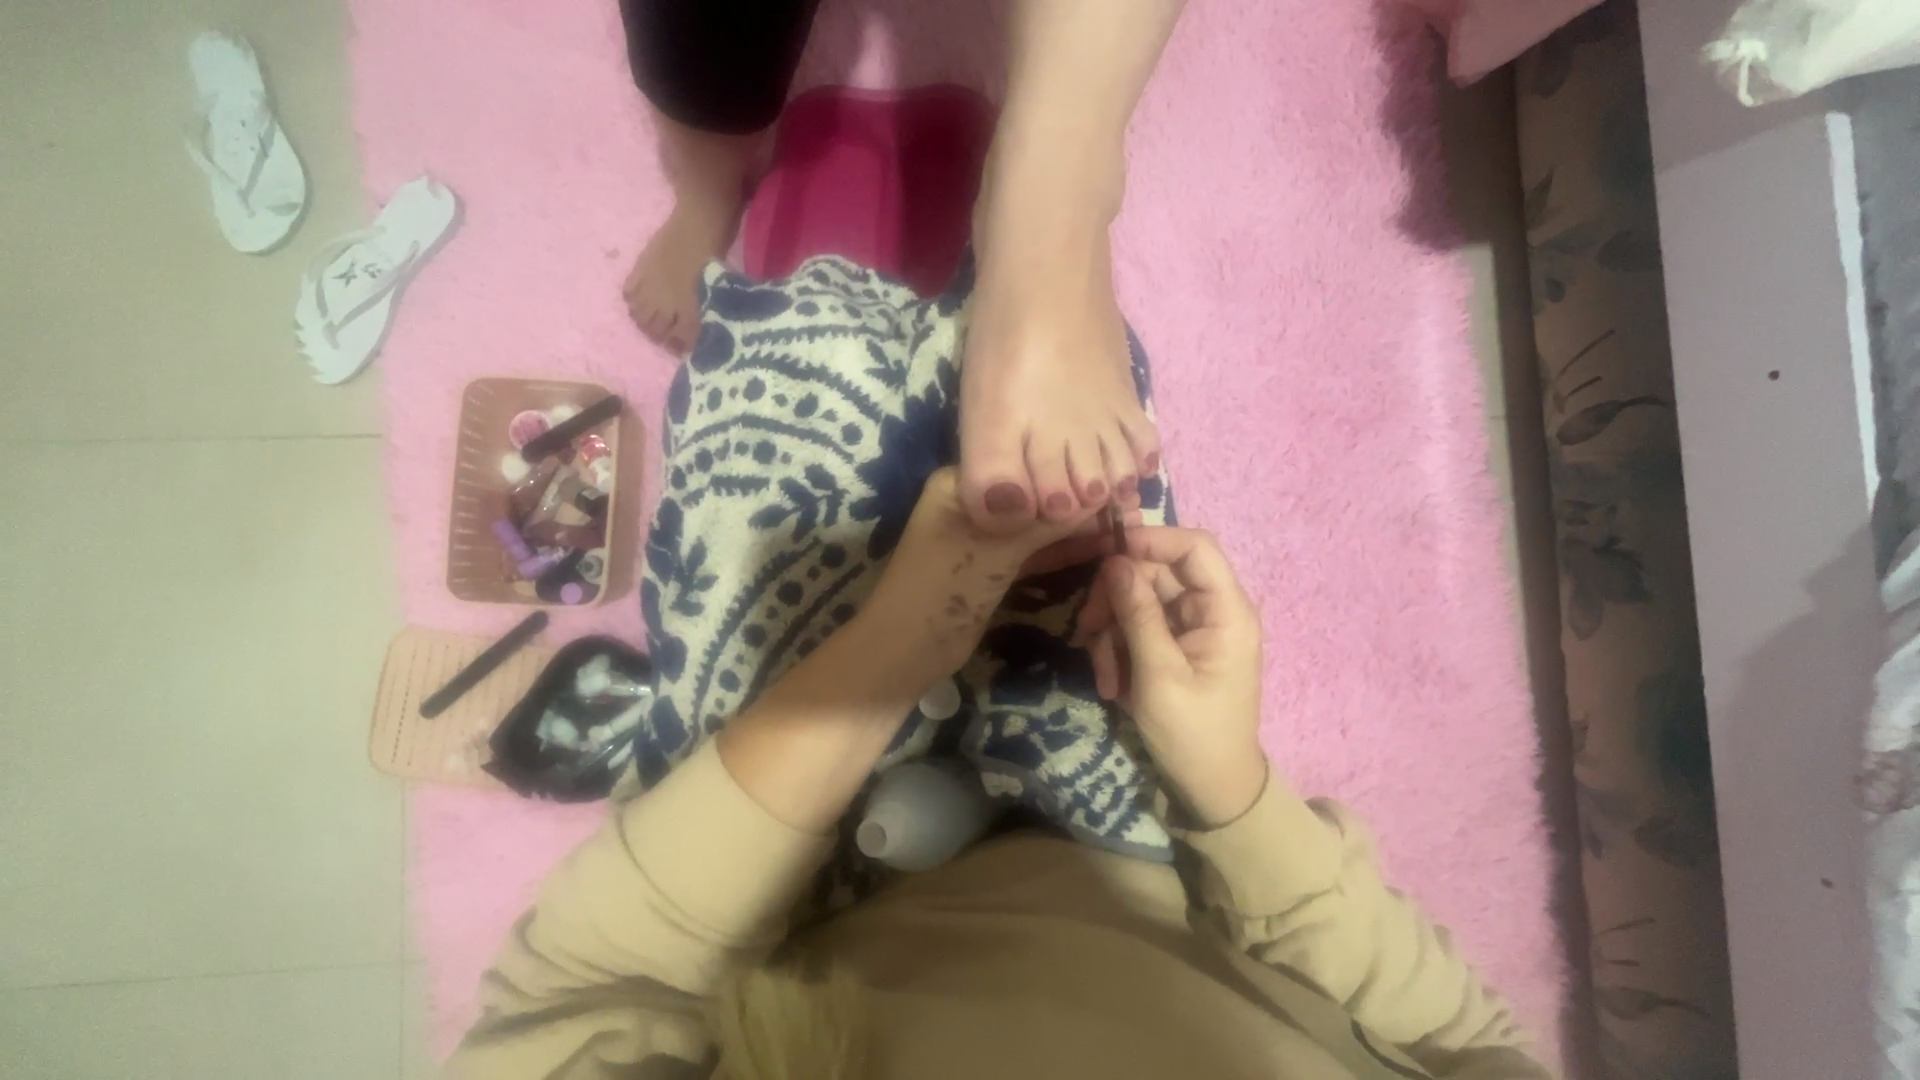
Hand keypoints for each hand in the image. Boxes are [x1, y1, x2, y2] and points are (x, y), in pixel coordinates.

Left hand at [861, 469, 1133, 679]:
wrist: (907, 652)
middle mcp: (976, 504)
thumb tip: (1101, 494)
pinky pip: (1036, 552)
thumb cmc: (942, 590)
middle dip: (1080, 501)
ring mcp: (986, 537)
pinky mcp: (996, 568)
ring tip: (1130, 523)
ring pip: (1040, 526)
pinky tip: (1104, 546)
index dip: (1071, 472)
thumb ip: (1047, 522)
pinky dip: (1065, 551)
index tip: (1118, 478)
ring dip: (1079, 528)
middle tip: (1134, 504)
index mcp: (963, 483)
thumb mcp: (996, 550)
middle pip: (1036, 496)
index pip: (1026, 465)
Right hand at [1075, 527, 1268, 827]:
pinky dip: (1118, 650)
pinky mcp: (1173, 644)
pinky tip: (1113, 685)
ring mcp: (1191, 627)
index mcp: (1227, 610)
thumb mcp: (1158, 675)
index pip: (1195, 546)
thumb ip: (1138, 614)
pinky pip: (1137, 627)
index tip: (1106, 556)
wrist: (1211, 788)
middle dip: (1116, 600)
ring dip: (1112, 633)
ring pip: (1138, 600)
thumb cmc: (1193, 735)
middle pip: (1155, 572)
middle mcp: (1212, 609)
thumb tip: (1115, 561)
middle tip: (1087, 631)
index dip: (1151, 540)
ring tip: (1106, 678)